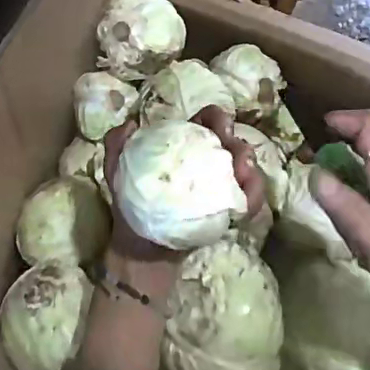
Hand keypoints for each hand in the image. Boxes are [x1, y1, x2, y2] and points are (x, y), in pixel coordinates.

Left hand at [100, 105, 266, 298]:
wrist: (138, 250)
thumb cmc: (130, 202)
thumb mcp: (116, 168)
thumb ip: (117, 143)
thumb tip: (130, 124)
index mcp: (185, 144)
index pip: (208, 122)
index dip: (218, 118)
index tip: (220, 126)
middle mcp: (207, 161)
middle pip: (233, 144)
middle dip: (240, 146)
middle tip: (237, 158)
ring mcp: (219, 187)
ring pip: (247, 171)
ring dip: (252, 172)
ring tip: (244, 177)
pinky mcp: (227, 212)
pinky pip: (248, 202)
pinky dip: (253, 200)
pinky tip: (244, 205)